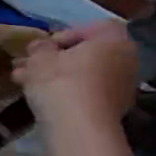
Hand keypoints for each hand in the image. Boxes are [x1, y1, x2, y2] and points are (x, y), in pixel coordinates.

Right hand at [12, 20, 137, 129]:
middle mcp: (126, 59)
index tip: (44, 47)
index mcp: (114, 40)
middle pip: (90, 53)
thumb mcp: (39, 59)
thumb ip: (39, 48)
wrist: (79, 127)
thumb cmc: (61, 82)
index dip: (67, 34)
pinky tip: (45, 101)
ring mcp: (123, 86)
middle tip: (32, 67)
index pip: (94, 27)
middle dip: (59, 59)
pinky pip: (88, 93)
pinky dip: (69, 94)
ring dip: (60, 77)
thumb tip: (40, 46)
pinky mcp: (113, 109)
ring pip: (86, 75)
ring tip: (29, 85)